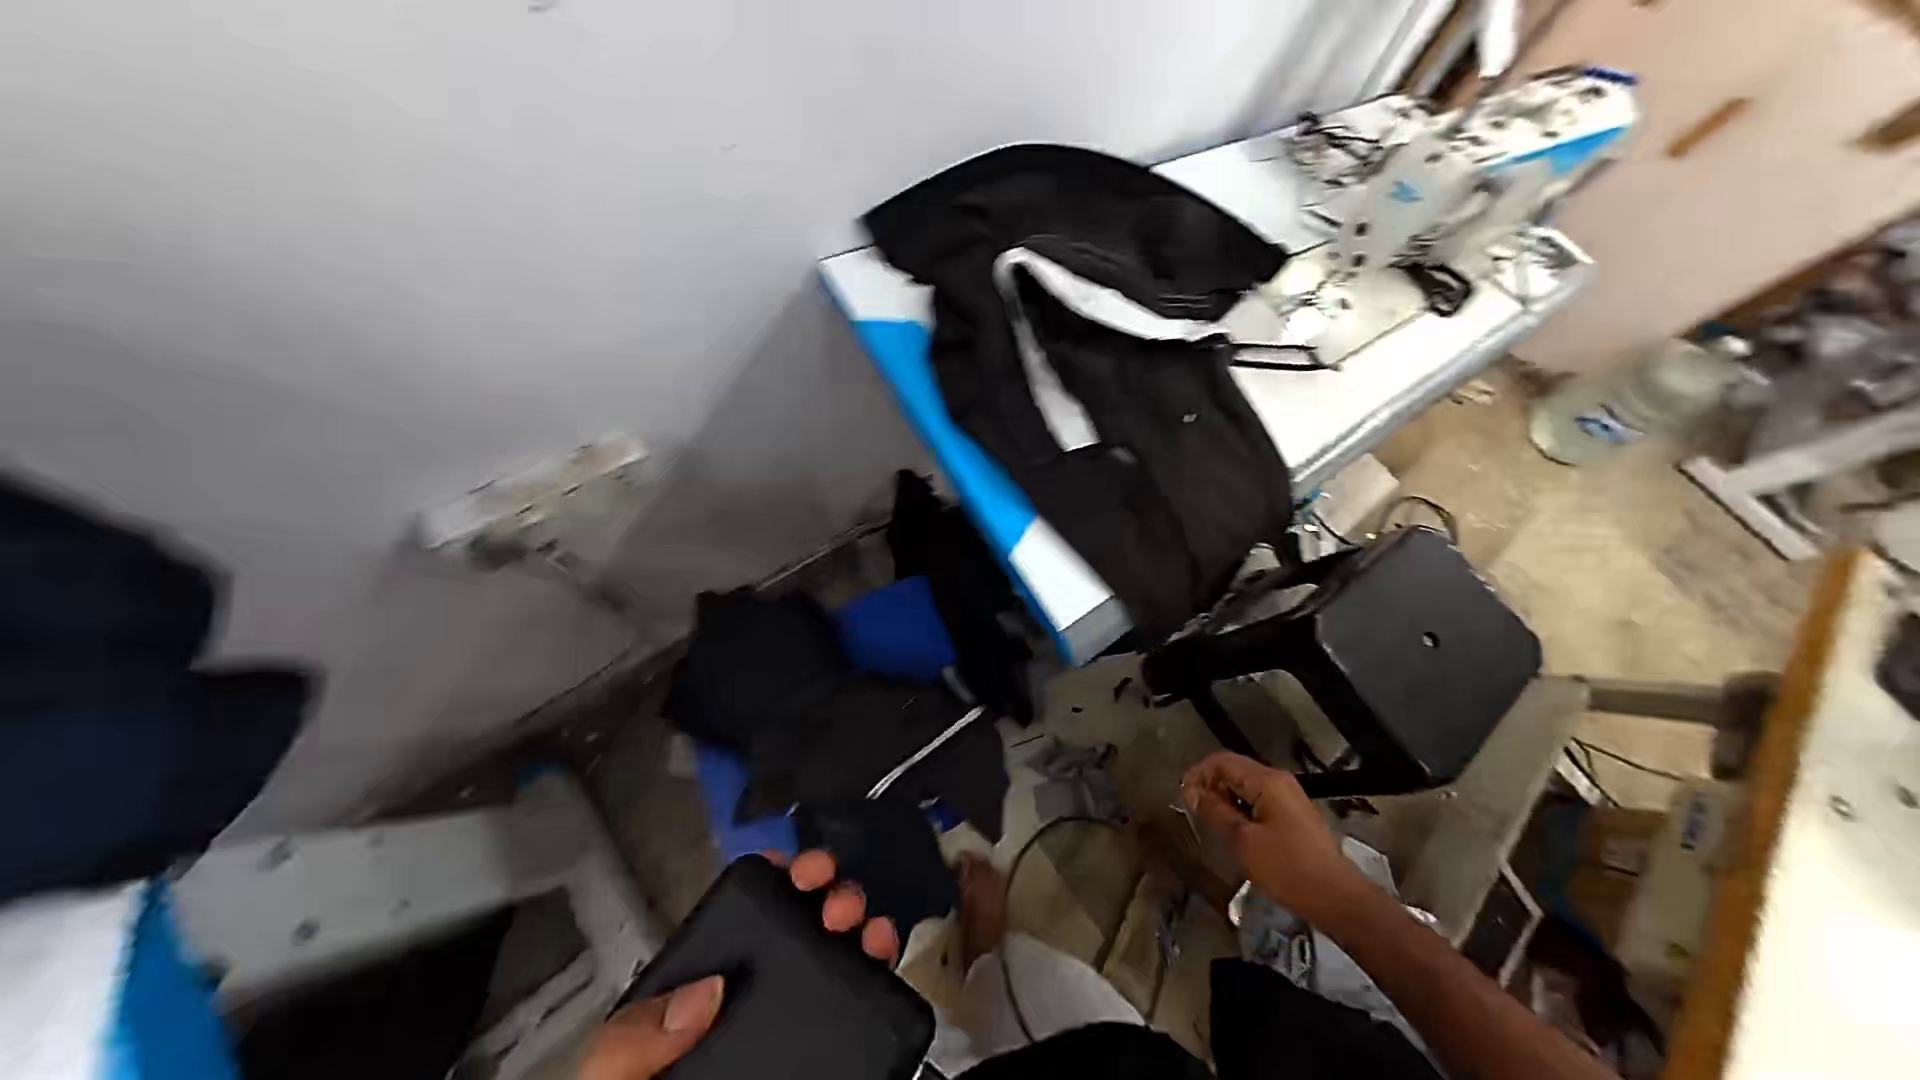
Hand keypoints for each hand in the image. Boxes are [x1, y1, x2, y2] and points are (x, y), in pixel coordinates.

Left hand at [577, 850, 899, 1079]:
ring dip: (856, 920)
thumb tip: (705, 991)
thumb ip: (634, 1040)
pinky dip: (878, 962)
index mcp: (699, 996)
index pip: (738, 919)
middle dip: (822, 890)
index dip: (769, 880)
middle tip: (830, 893)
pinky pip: (862, 995)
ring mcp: (794, 1023)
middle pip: (796, 923)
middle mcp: (752, 998)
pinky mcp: (831, 1051)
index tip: (788, 866)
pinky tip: (880, 952)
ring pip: (835, 950)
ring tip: (861, 922)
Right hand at [1181, 752, 1371, 923]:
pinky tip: (1234, 829)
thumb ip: (1214, 811)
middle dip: (1209, 785)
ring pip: (1245, 785)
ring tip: (1210, 821)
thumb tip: (1192, 793)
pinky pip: (1258, 799)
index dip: (1197, 774)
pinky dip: (1240, 807)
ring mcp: (1288, 797)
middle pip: (1234, 769)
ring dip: (1224, 797)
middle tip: (1194, 811)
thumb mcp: (1242, 840)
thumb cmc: (1287, 868)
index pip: (1221, 762)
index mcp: (1266, 781)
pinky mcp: (1293, 814)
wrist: (1338, 899)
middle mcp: (1278, 781)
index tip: (1183, 797)